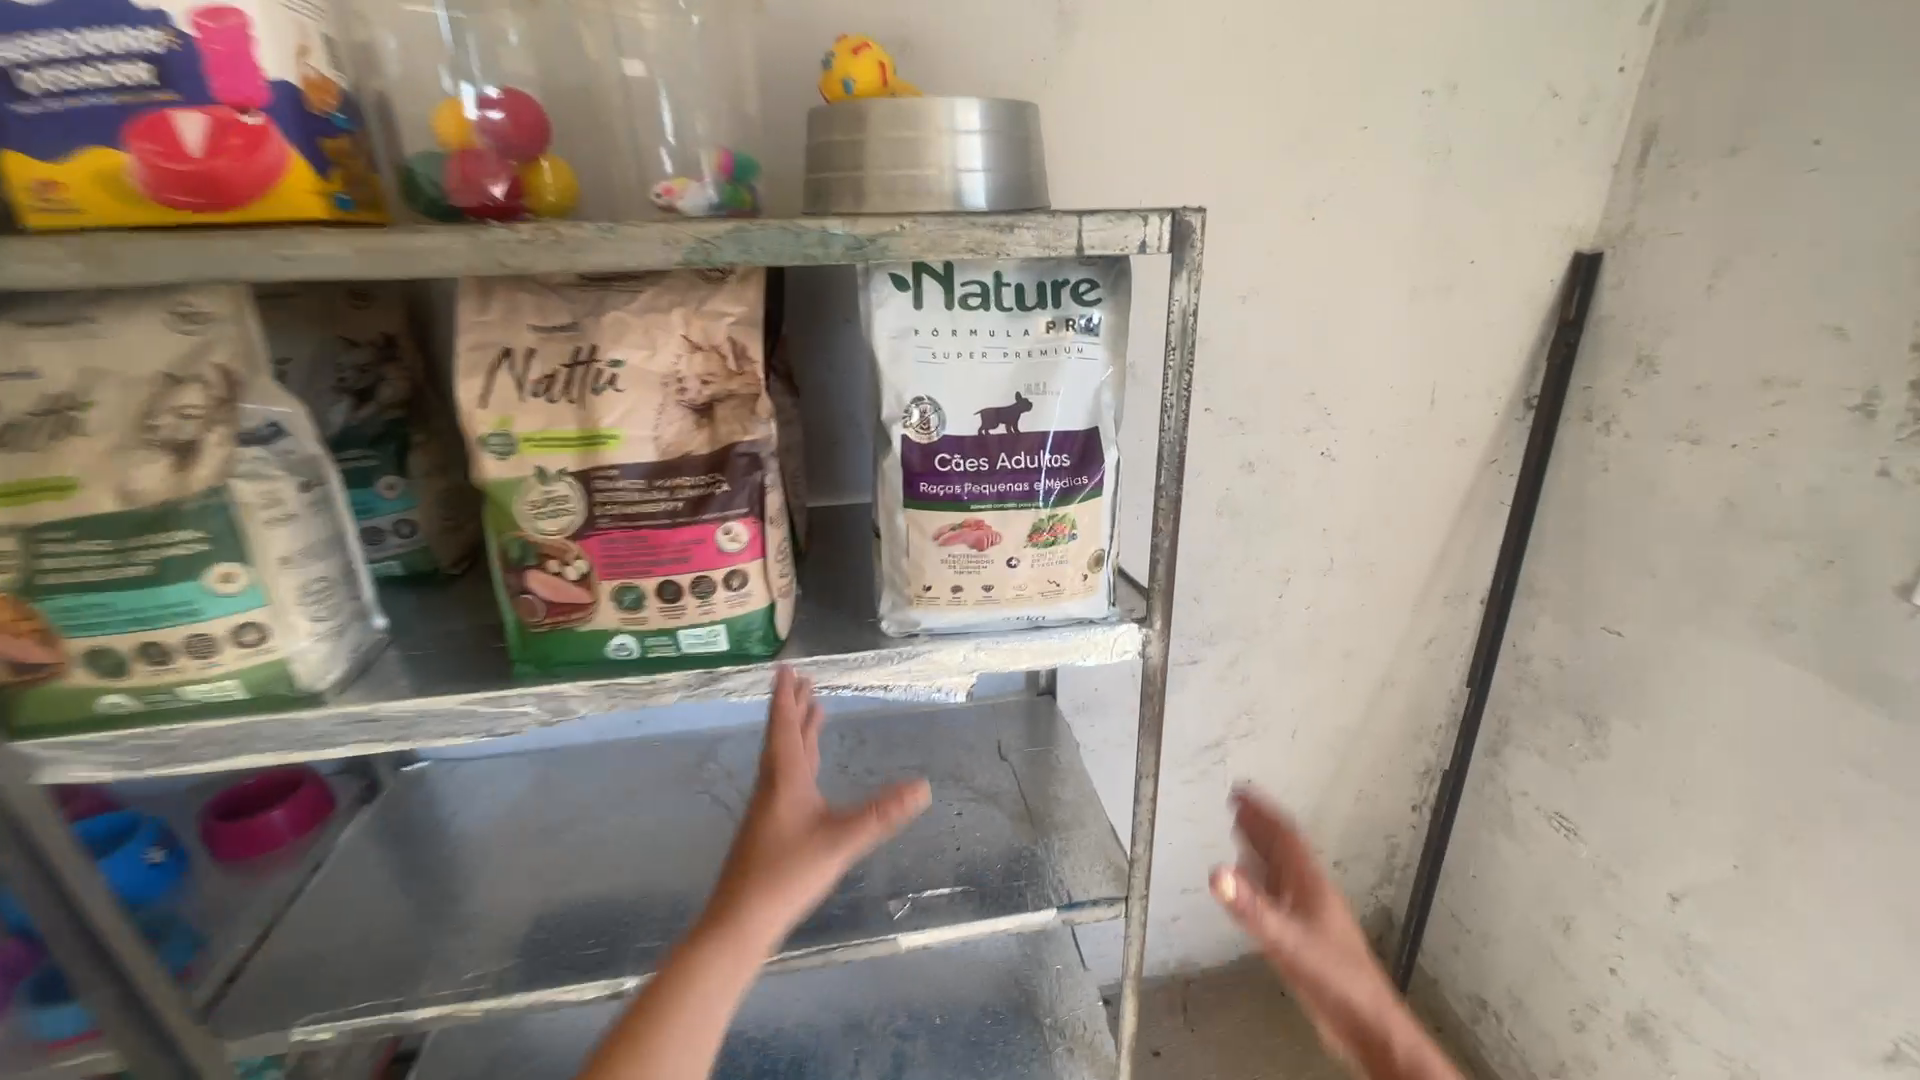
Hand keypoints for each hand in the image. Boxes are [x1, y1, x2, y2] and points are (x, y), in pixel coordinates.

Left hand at [704, 666, 931, 946]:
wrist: (739, 922)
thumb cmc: (785, 875)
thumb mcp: (840, 842)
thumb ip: (882, 815)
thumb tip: (924, 787)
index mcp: (785, 778)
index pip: (785, 726)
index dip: (786, 697)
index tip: (786, 668)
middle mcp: (774, 785)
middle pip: (784, 736)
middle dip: (794, 707)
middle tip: (803, 680)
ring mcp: (770, 807)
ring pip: (785, 757)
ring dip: (798, 730)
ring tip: (811, 710)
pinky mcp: (771, 827)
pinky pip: (787, 776)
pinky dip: (800, 758)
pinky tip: (807, 772)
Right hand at [1210, 787, 1460, 1079]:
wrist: (1368, 1026)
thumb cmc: (1335, 979)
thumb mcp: (1286, 941)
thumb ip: (1250, 908)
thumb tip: (1216, 874)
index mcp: (1310, 884)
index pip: (1284, 836)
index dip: (1262, 811)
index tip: (1240, 792)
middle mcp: (1310, 893)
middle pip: (1283, 850)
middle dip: (1259, 825)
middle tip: (1236, 804)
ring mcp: (1310, 916)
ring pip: (1282, 872)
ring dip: (1261, 850)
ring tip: (1240, 834)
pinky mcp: (1306, 939)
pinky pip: (1279, 898)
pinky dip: (1261, 884)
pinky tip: (1251, 892)